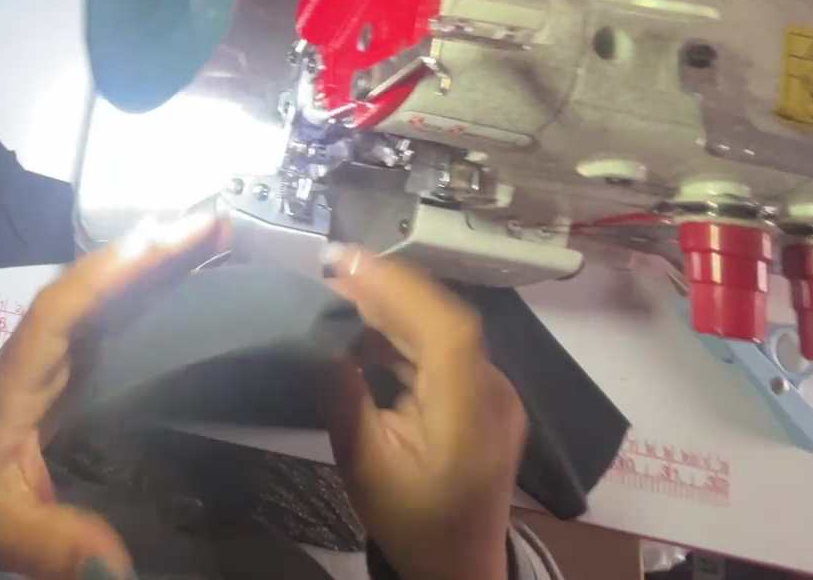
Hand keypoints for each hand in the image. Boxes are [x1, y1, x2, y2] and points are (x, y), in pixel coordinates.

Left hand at [0, 210, 225, 579]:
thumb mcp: (3, 526)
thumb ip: (55, 545)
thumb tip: (119, 569)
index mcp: (20, 370)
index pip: (58, 307)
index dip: (106, 273)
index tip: (156, 244)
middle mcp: (39, 343)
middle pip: (88, 281)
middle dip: (145, 249)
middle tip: (205, 225)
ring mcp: (54, 345)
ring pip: (99, 285)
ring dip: (147, 256)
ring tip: (201, 234)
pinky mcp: (69, 354)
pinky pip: (108, 306)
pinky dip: (142, 281)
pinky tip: (176, 272)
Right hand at [318, 245, 525, 579]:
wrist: (459, 566)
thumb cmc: (410, 521)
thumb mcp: (363, 464)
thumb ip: (343, 395)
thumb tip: (320, 335)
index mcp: (469, 420)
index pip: (447, 331)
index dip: (398, 287)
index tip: (345, 262)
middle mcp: (492, 392)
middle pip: (441, 318)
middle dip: (382, 287)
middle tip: (327, 270)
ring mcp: (491, 388)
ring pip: (438, 323)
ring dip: (387, 302)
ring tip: (336, 292)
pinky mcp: (480, 387)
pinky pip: (438, 341)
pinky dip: (398, 324)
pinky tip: (362, 322)